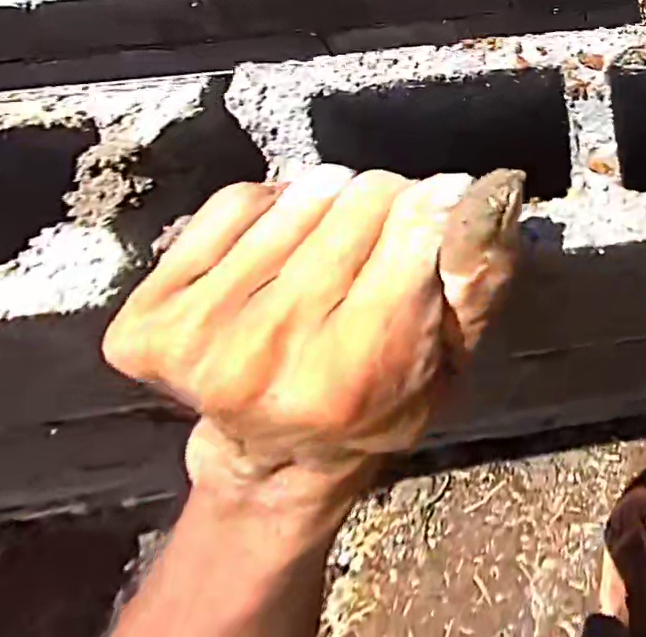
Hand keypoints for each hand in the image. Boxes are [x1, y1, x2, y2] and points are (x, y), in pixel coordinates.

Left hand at [102, 166, 524, 503]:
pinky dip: (273, 211)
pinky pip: (238, 200)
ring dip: (335, 206)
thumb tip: (497, 188)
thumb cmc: (383, 399)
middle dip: (391, 205)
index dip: (440, 204)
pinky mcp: (148, 318)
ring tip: (334, 251)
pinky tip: (281, 252)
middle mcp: (270, 351)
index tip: (443, 210)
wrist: (275, 456)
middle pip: (363, 195)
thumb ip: (481, 276)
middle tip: (385, 245)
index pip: (415, 222)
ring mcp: (200, 334)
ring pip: (305, 191)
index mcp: (357, 368)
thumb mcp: (456, 356)